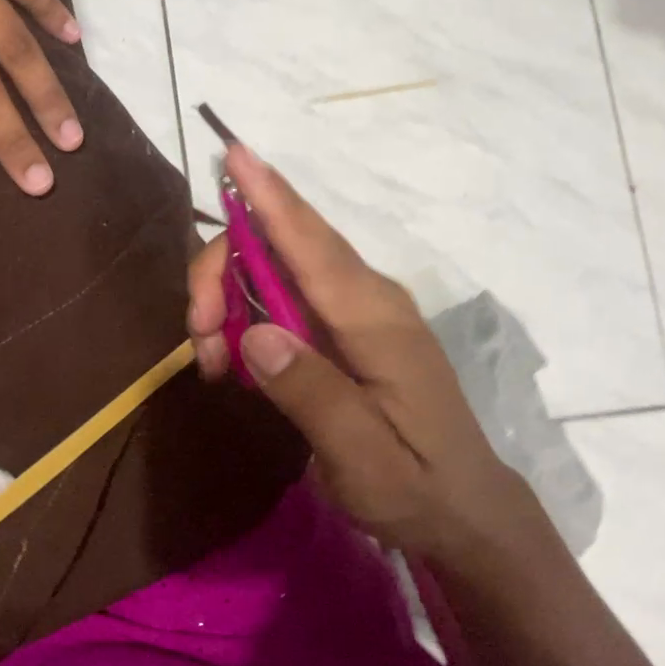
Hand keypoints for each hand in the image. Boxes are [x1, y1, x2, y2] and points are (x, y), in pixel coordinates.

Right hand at [187, 145, 540, 560]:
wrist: (464, 513)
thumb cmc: (419, 491)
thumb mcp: (367, 464)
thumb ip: (314, 397)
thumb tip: (256, 333)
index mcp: (376, 320)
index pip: (313, 245)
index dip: (271, 198)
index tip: (236, 152)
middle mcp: (363, 297)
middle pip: (275, 248)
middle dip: (218, 277)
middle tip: (200, 340)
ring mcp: (351, 307)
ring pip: (266, 268)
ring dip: (223, 303)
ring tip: (212, 364)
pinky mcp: (338, 324)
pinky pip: (274, 294)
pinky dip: (239, 318)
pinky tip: (230, 361)